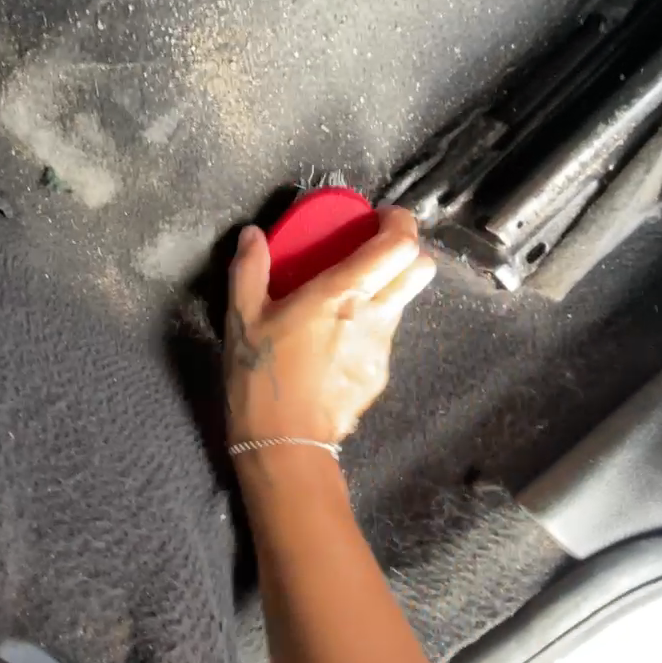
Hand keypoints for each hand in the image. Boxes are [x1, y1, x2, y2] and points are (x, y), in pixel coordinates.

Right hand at [224, 207, 434, 443]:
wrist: (283, 444)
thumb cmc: (260, 375)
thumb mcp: (242, 318)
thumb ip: (250, 269)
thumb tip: (253, 234)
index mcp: (342, 293)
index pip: (400, 244)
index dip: (401, 223)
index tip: (382, 218)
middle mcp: (374, 315)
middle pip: (419, 269)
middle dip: (406, 253)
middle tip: (373, 255)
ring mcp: (382, 349)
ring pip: (402, 304)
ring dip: (384, 293)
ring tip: (343, 307)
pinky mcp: (380, 376)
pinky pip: (383, 339)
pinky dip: (368, 331)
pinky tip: (334, 348)